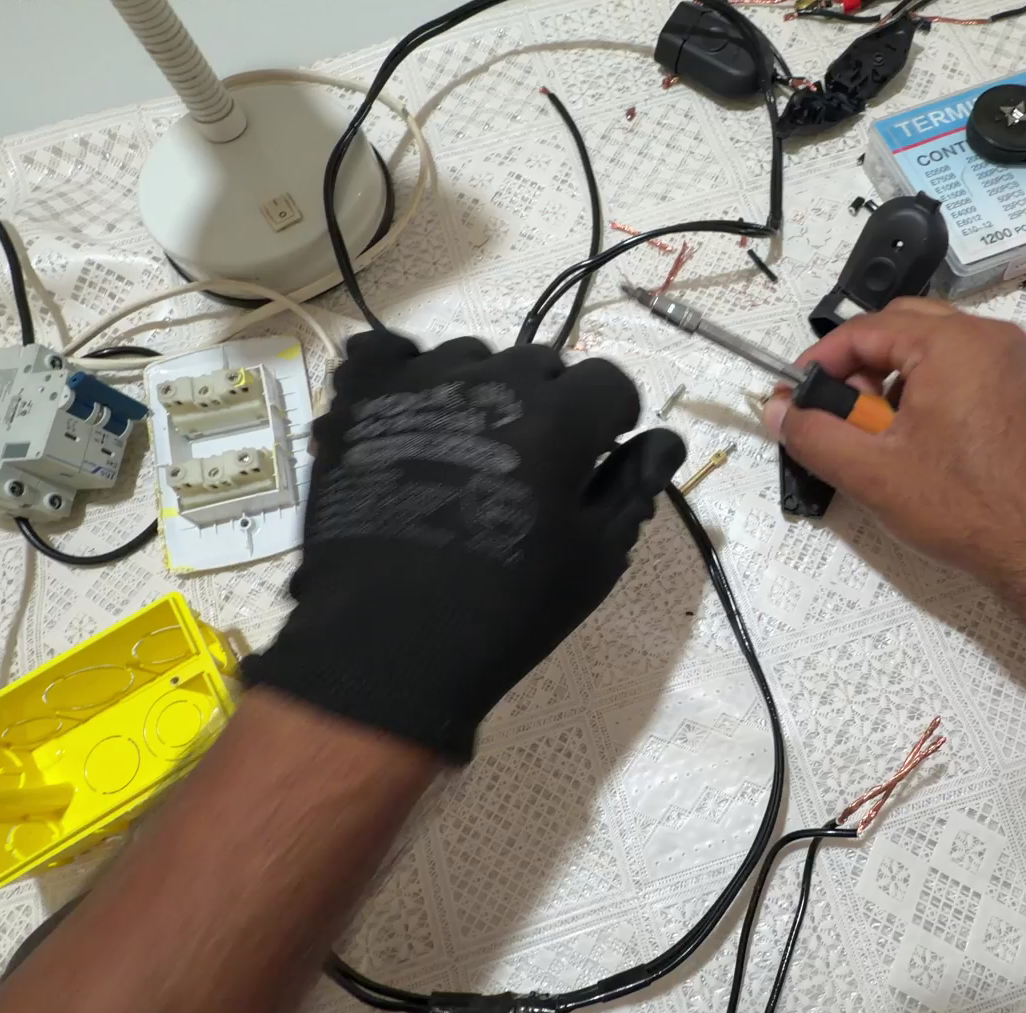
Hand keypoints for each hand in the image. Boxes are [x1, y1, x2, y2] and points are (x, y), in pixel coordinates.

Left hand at [245, 332, 684, 761]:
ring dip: (487, 392)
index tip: (599, 454)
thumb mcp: (595, 558)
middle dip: (555, 406)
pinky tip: (416, 411)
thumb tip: (666, 438)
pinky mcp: (359, 401)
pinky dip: (409, 372)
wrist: (392, 647)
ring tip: (470, 452)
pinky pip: (389, 351)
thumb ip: (635, 485)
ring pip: (474, 357)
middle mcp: (492, 384)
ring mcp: (418, 385)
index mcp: (559, 422)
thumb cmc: (509, 610)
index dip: (614, 420)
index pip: (610, 382)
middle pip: (544, 364)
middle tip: (535, 466)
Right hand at [764, 299, 1025, 588]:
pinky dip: (926, 392)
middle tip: (841, 414)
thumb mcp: (872, 474)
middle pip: (900, 327)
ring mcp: (1014, 363)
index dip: (820, 361)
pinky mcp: (1024, 391)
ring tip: (880, 435)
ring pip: (931, 349)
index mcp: (952, 344)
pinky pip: (961, 370)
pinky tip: (920, 444)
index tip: (796, 397)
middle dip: (858, 365)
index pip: (865, 328)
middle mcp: (989, 337)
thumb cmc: (963, 508)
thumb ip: (814, 435)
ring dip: (891, 379)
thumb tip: (776, 409)